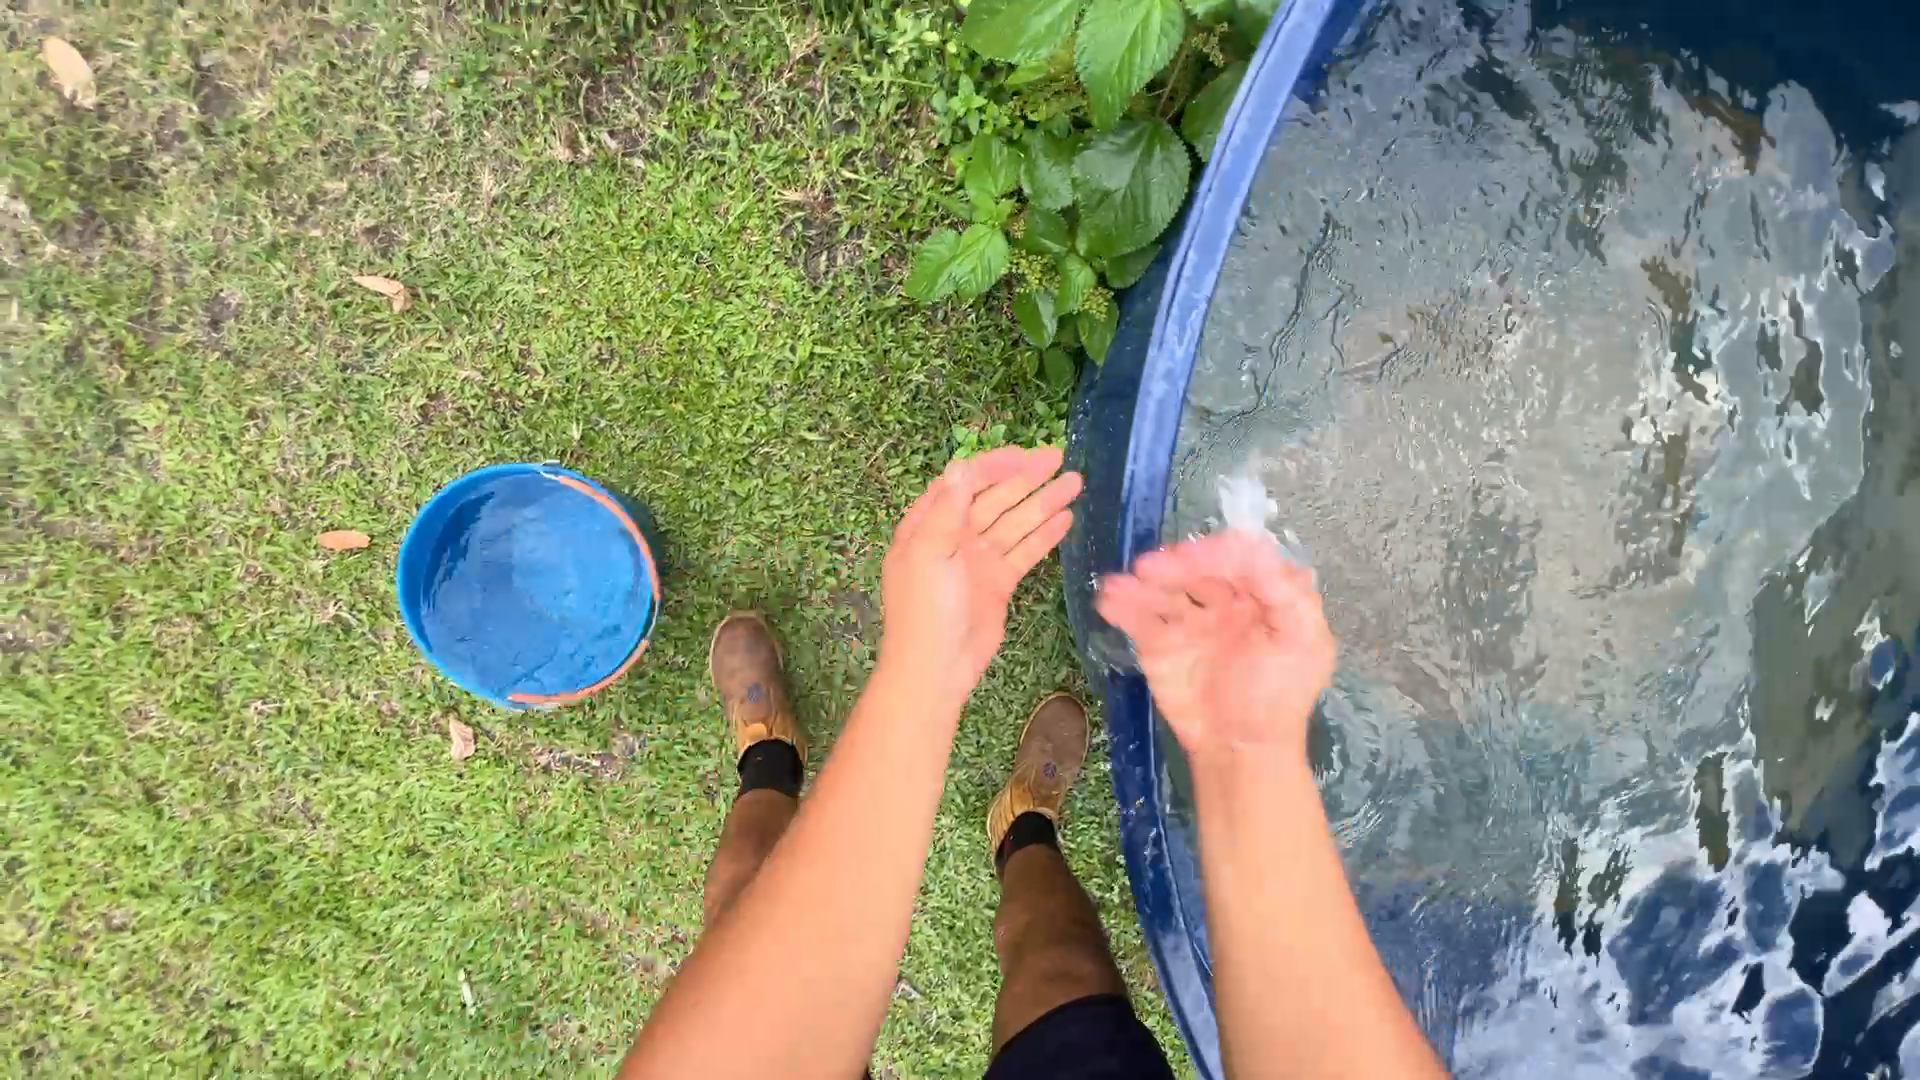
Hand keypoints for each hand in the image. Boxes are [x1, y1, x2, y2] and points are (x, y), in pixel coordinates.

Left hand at [878, 445, 1082, 706]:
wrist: (936, 667)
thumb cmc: (924, 609)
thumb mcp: (929, 554)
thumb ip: (947, 510)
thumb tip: (960, 466)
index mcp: (928, 525)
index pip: (963, 484)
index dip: (993, 467)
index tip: (1024, 456)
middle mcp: (955, 537)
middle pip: (994, 499)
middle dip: (1026, 478)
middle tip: (1060, 458)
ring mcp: (979, 559)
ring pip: (1015, 523)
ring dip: (1043, 503)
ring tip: (1075, 482)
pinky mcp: (999, 582)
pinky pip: (1024, 552)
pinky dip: (1044, 536)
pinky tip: (1067, 518)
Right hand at [1095, 530, 1334, 761]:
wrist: (1240, 751)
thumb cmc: (1279, 697)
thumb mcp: (1302, 641)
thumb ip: (1282, 591)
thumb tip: (1251, 542)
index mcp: (1262, 595)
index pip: (1238, 560)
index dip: (1217, 554)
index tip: (1196, 556)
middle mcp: (1224, 600)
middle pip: (1196, 570)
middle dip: (1174, 566)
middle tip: (1150, 568)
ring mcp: (1189, 621)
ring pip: (1163, 590)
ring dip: (1141, 583)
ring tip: (1120, 583)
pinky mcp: (1159, 643)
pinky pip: (1138, 617)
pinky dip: (1122, 606)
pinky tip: (1109, 599)